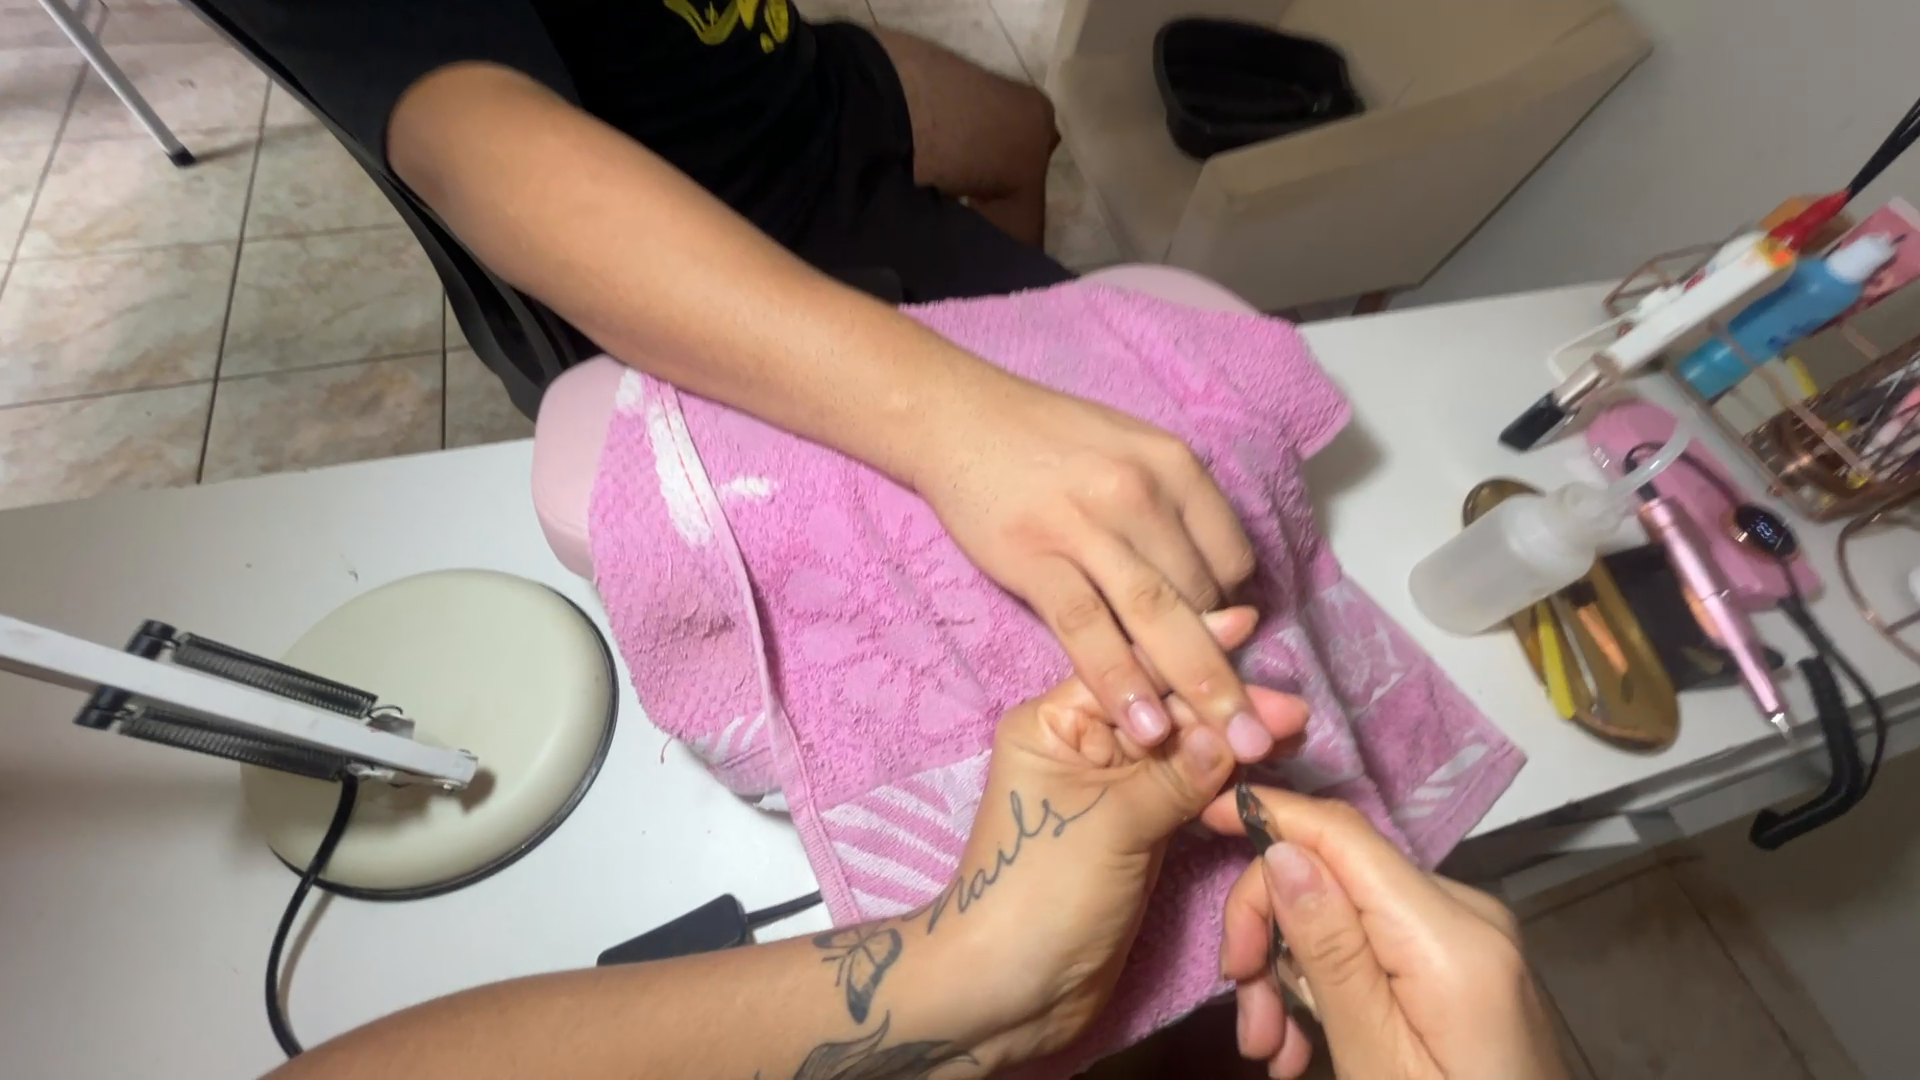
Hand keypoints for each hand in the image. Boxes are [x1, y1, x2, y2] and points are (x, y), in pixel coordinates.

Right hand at [913, 382, 1266, 761]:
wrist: (960, 418)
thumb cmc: (1045, 435)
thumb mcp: (1127, 447)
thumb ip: (1168, 504)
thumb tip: (1199, 573)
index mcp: (1174, 464)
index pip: (1228, 556)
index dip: (1232, 615)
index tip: (1220, 653)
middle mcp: (1140, 493)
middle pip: (1200, 593)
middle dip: (1232, 671)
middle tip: (1263, 737)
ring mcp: (1086, 525)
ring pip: (1153, 615)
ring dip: (1190, 686)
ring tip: (1220, 745)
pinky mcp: (1035, 557)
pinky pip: (1086, 626)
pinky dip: (1117, 677)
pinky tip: (1139, 722)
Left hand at [928, 610, 1308, 1071]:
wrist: (1009, 988)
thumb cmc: (1040, 891)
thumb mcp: (1110, 823)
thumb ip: (1175, 775)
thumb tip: (1238, 728)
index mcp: (1054, 720)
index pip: (1128, 671)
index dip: (1186, 651)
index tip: (1246, 626)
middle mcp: (1081, 740)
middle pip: (1161, 707)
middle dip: (1222, 706)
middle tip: (1292, 711)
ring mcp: (1110, 783)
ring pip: (1179, 748)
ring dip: (1230, 741)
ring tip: (1291, 731)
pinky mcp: (1134, 822)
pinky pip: (1184, 787)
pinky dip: (1221, 778)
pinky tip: (1262, 766)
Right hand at [1202, 788, 1567, 1079]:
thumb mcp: (1377, 1066)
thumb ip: (1331, 953)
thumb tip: (1282, 849)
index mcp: (1452, 938)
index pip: (1342, 835)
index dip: (1269, 813)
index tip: (1203, 816)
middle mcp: (1466, 914)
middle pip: (1333, 873)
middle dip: (1269, 927)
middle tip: (1241, 1006)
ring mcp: (1467, 937)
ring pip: (1341, 910)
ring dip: (1290, 968)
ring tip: (1270, 1044)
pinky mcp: (1460, 961)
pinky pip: (1369, 940)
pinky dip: (1327, 979)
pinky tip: (1303, 1038)